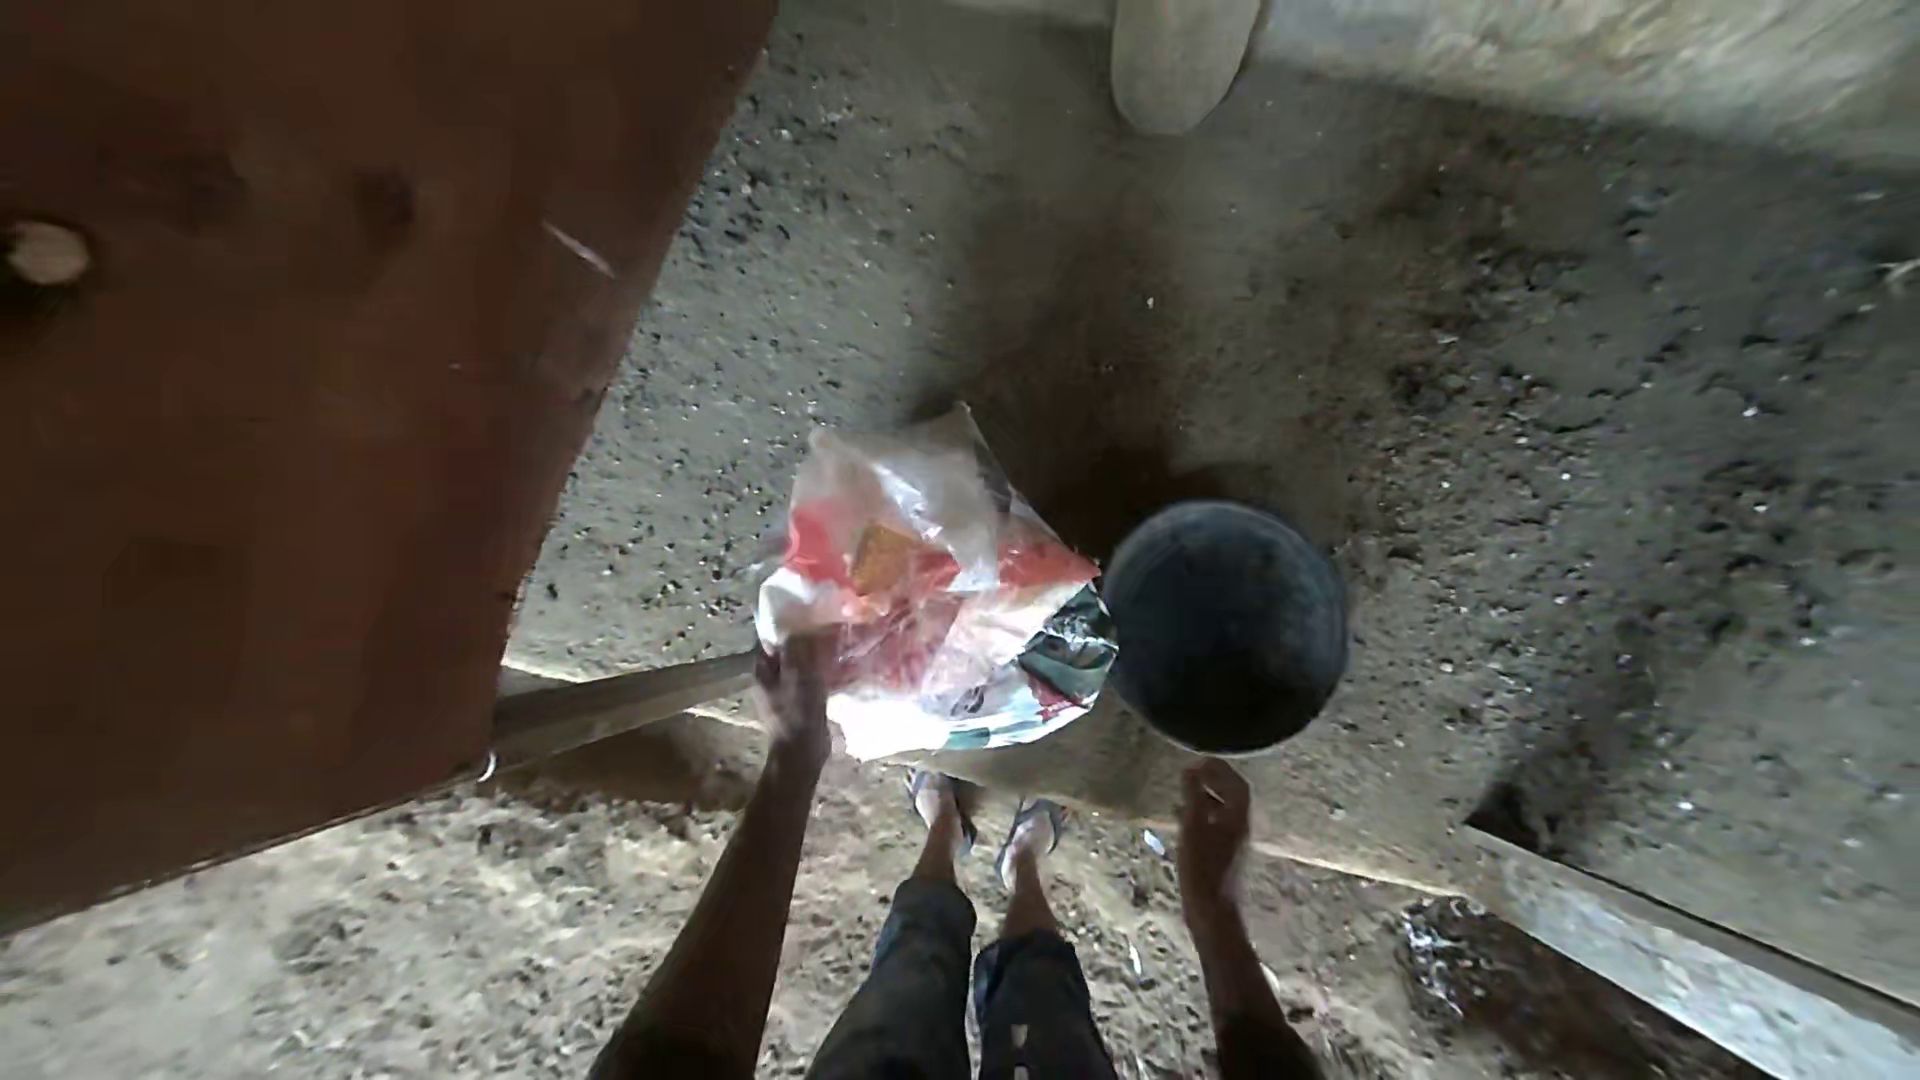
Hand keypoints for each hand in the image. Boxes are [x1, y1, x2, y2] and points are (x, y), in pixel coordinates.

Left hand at [754, 634, 832, 774]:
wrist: (802, 751)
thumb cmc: (796, 711)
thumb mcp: (796, 675)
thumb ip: (795, 649)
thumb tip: (796, 626)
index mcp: (763, 672)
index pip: (770, 641)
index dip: (786, 628)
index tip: (807, 617)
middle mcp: (771, 680)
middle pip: (787, 653)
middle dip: (804, 642)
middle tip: (825, 629)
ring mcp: (786, 693)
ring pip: (800, 667)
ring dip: (814, 658)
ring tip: (834, 646)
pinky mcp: (801, 703)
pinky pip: (810, 681)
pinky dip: (820, 673)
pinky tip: (837, 668)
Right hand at [1178, 758, 1250, 932]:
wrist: (1213, 913)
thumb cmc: (1202, 868)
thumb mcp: (1193, 826)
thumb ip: (1194, 796)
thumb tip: (1191, 770)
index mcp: (1237, 817)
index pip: (1237, 783)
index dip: (1220, 768)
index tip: (1200, 760)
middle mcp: (1240, 827)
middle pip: (1233, 795)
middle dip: (1214, 779)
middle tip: (1192, 771)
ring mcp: (1234, 843)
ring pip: (1224, 809)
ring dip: (1207, 795)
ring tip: (1185, 790)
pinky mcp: (1224, 855)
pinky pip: (1216, 823)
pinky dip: (1202, 812)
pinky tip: (1183, 818)